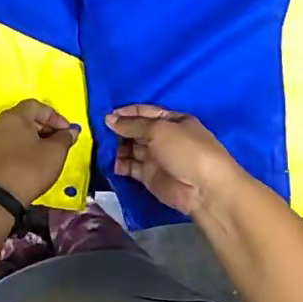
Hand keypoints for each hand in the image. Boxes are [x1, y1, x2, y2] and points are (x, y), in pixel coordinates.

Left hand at [0, 99, 78, 201]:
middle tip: (56, 142)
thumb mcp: (55, 153)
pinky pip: (0, 148)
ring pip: (10, 134)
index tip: (65, 131)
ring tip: (40, 154)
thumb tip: (70, 131)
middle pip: (22, 118)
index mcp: (13, 117)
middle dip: (42, 127)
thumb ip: (64, 138)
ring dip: (27, 139)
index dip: (54, 116)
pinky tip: (23, 165)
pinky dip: (14, 151)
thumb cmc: (29, 170)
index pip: (35, 106)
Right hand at [106, 104, 246, 216]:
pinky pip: (130, 167)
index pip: (144, 112)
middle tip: (98, 132)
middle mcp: (163, 137)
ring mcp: (156, 157)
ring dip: (116, 147)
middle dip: (118, 130)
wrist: (204, 189)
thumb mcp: (159, 129)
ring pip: (130, 148)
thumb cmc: (186, 150)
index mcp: (171, 121)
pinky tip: (110, 163)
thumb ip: (132, 124)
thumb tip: (108, 119)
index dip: (125, 113)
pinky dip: (119, 165)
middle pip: (135, 130)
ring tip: (102, 148)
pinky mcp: (149, 176)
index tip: (105, 115)